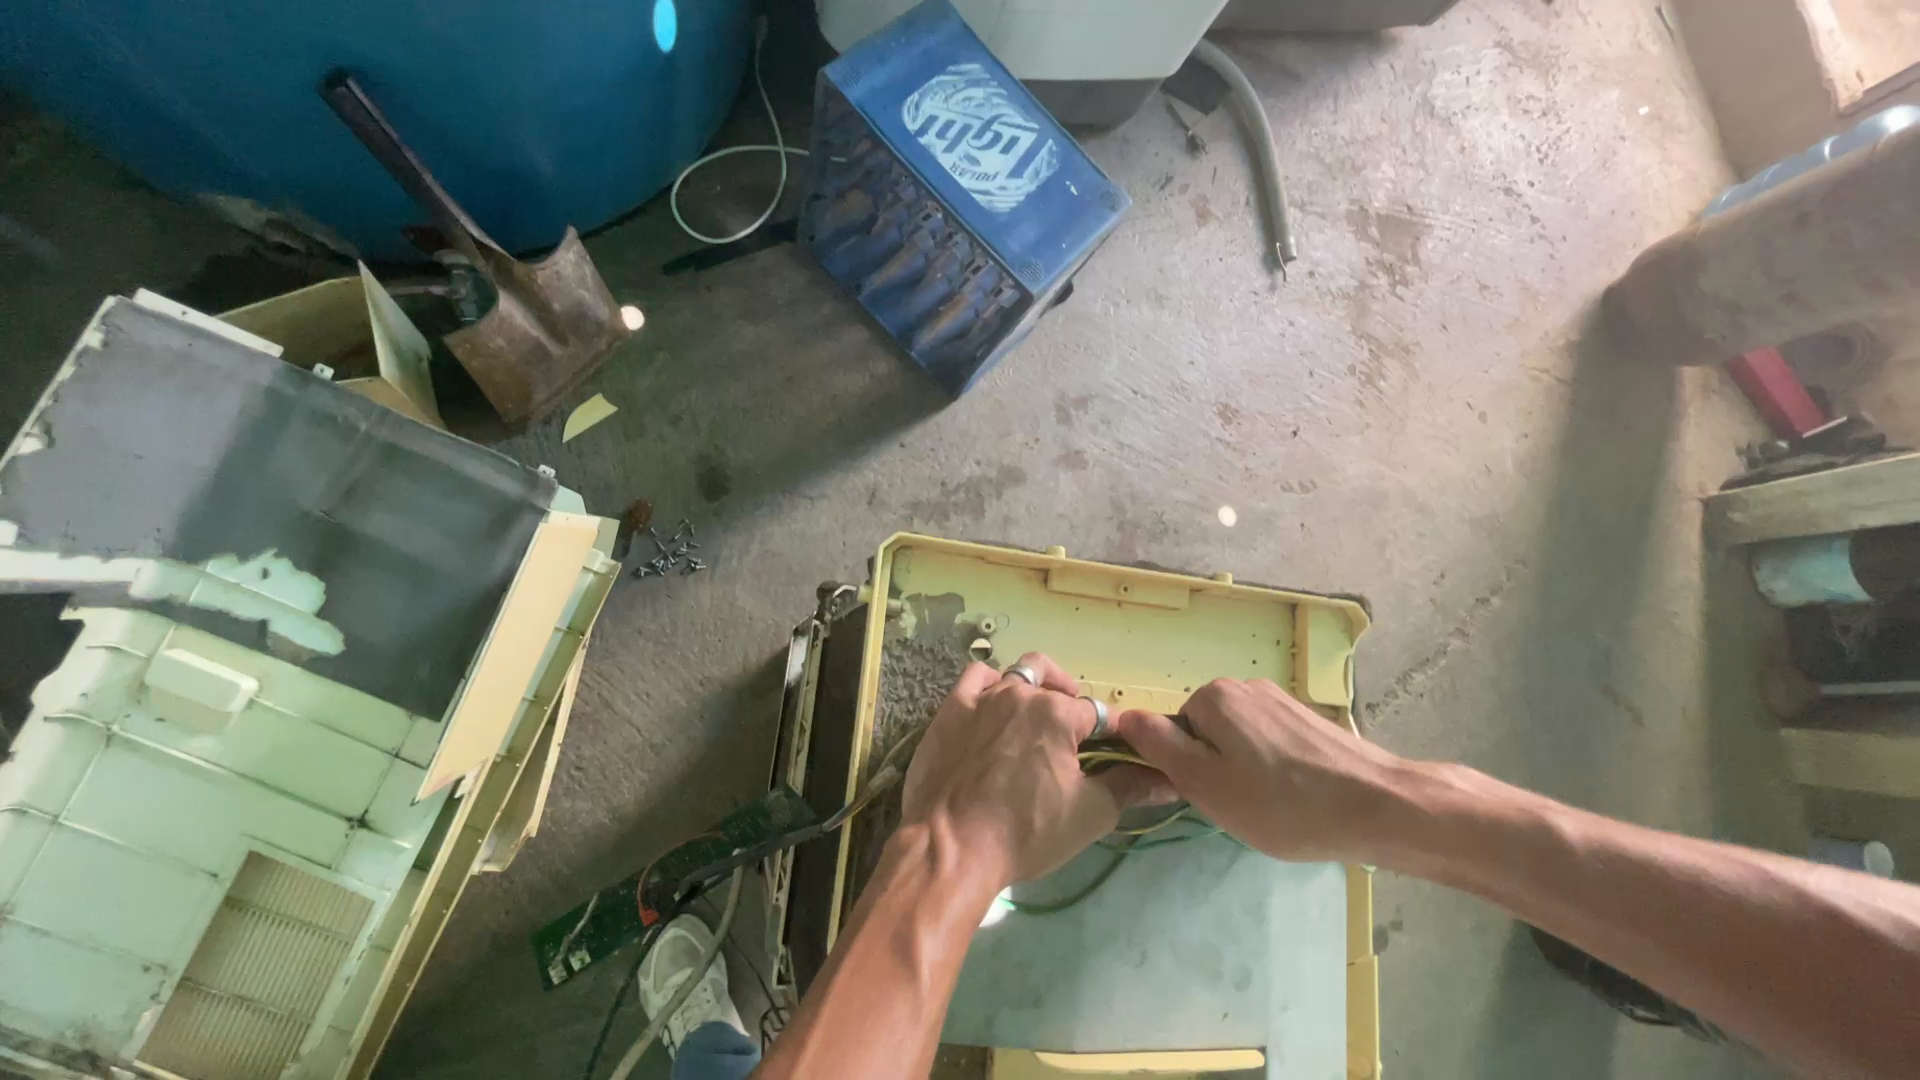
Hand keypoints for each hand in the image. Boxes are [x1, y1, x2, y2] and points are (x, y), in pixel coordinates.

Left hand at [900, 652, 1172, 884]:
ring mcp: (983, 698)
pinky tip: (994, 707)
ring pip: (1019, 674)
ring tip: (1036, 720)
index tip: (1108, 761)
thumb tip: (1170, 778)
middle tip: (1069, 744)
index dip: (1108, 739)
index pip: (1098, 715)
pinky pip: (976, 677)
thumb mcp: (1089, 814)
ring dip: (1035, 690)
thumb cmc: (1025, 832)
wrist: (951, 847)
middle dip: (1070, 709)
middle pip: (1058, 690)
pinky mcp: (951, 708)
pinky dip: (992, 685)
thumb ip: (1130, 786)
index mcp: (1059, 714)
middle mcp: (1022, 694)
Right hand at [1114, 678, 1413, 862]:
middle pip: (1205, 732)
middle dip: (1215, 768)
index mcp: (1213, 696)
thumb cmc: (1282, 803)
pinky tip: (1297, 796)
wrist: (1381, 808)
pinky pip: (1270, 743)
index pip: (1171, 730)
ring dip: (1245, 771)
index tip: (1210, 797)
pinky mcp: (1310, 719)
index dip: (1183, 768)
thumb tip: (1123, 717)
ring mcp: (1281, 700)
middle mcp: (1244, 685)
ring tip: (1274, 805)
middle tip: (1240, 806)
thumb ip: (1158, 746)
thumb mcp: (1204, 783)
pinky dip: (1275, 769)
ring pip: (1239, 740)